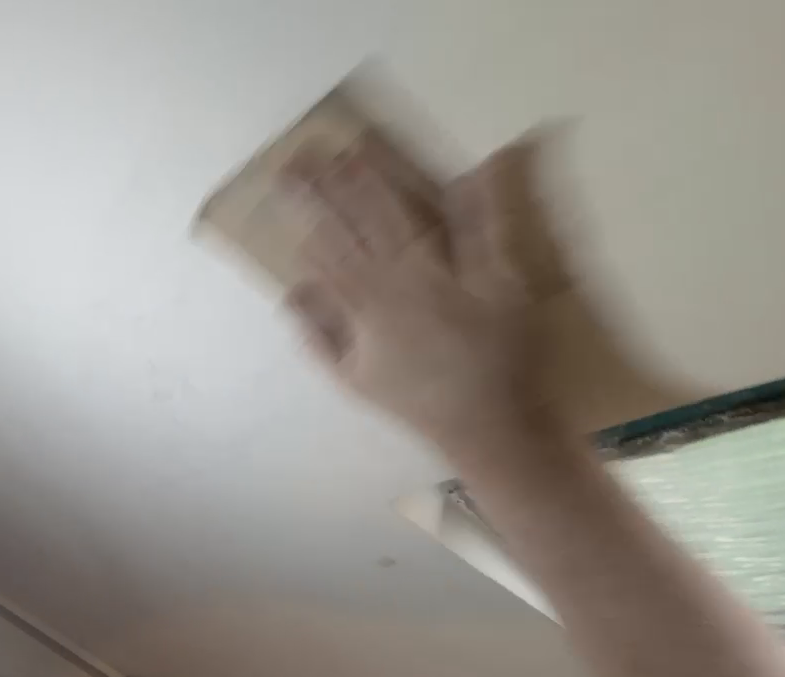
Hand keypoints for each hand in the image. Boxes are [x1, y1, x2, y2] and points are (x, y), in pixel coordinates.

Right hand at [285, 136, 567, 456]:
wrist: (483, 420)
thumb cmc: (414, 400)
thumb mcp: (351, 377)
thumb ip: (318, 333)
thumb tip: (290, 291)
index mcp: (366, 309)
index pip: (328, 250)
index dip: (306, 212)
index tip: (287, 181)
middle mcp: (400, 287)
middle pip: (360, 226)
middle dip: (332, 186)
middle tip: (309, 152)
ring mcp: (448, 280)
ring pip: (406, 221)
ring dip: (380, 183)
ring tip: (357, 149)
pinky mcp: (497, 279)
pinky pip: (486, 234)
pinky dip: (482, 200)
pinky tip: (473, 165)